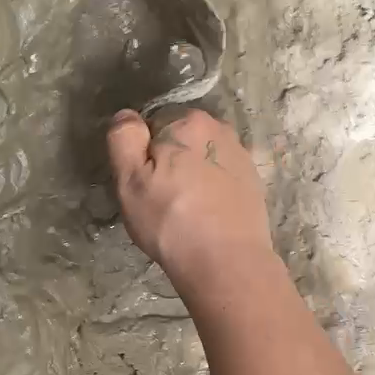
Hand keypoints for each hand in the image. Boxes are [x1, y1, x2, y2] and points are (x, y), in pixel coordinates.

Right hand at [107, 108, 273, 289]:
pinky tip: (201, 215)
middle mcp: (219, 127)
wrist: (224, 259)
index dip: (139, 154)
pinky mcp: (251, 179)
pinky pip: (217, 176)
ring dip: (187, 175)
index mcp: (186, 122)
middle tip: (155, 199)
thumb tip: (125, 115)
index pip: (150, 124)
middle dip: (165, 161)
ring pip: (199, 157)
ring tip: (179, 210)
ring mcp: (240, 153)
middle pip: (178, 138)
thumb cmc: (168, 219)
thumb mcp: (129, 180)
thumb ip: (123, 139)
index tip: (139, 184)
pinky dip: (207, 189)